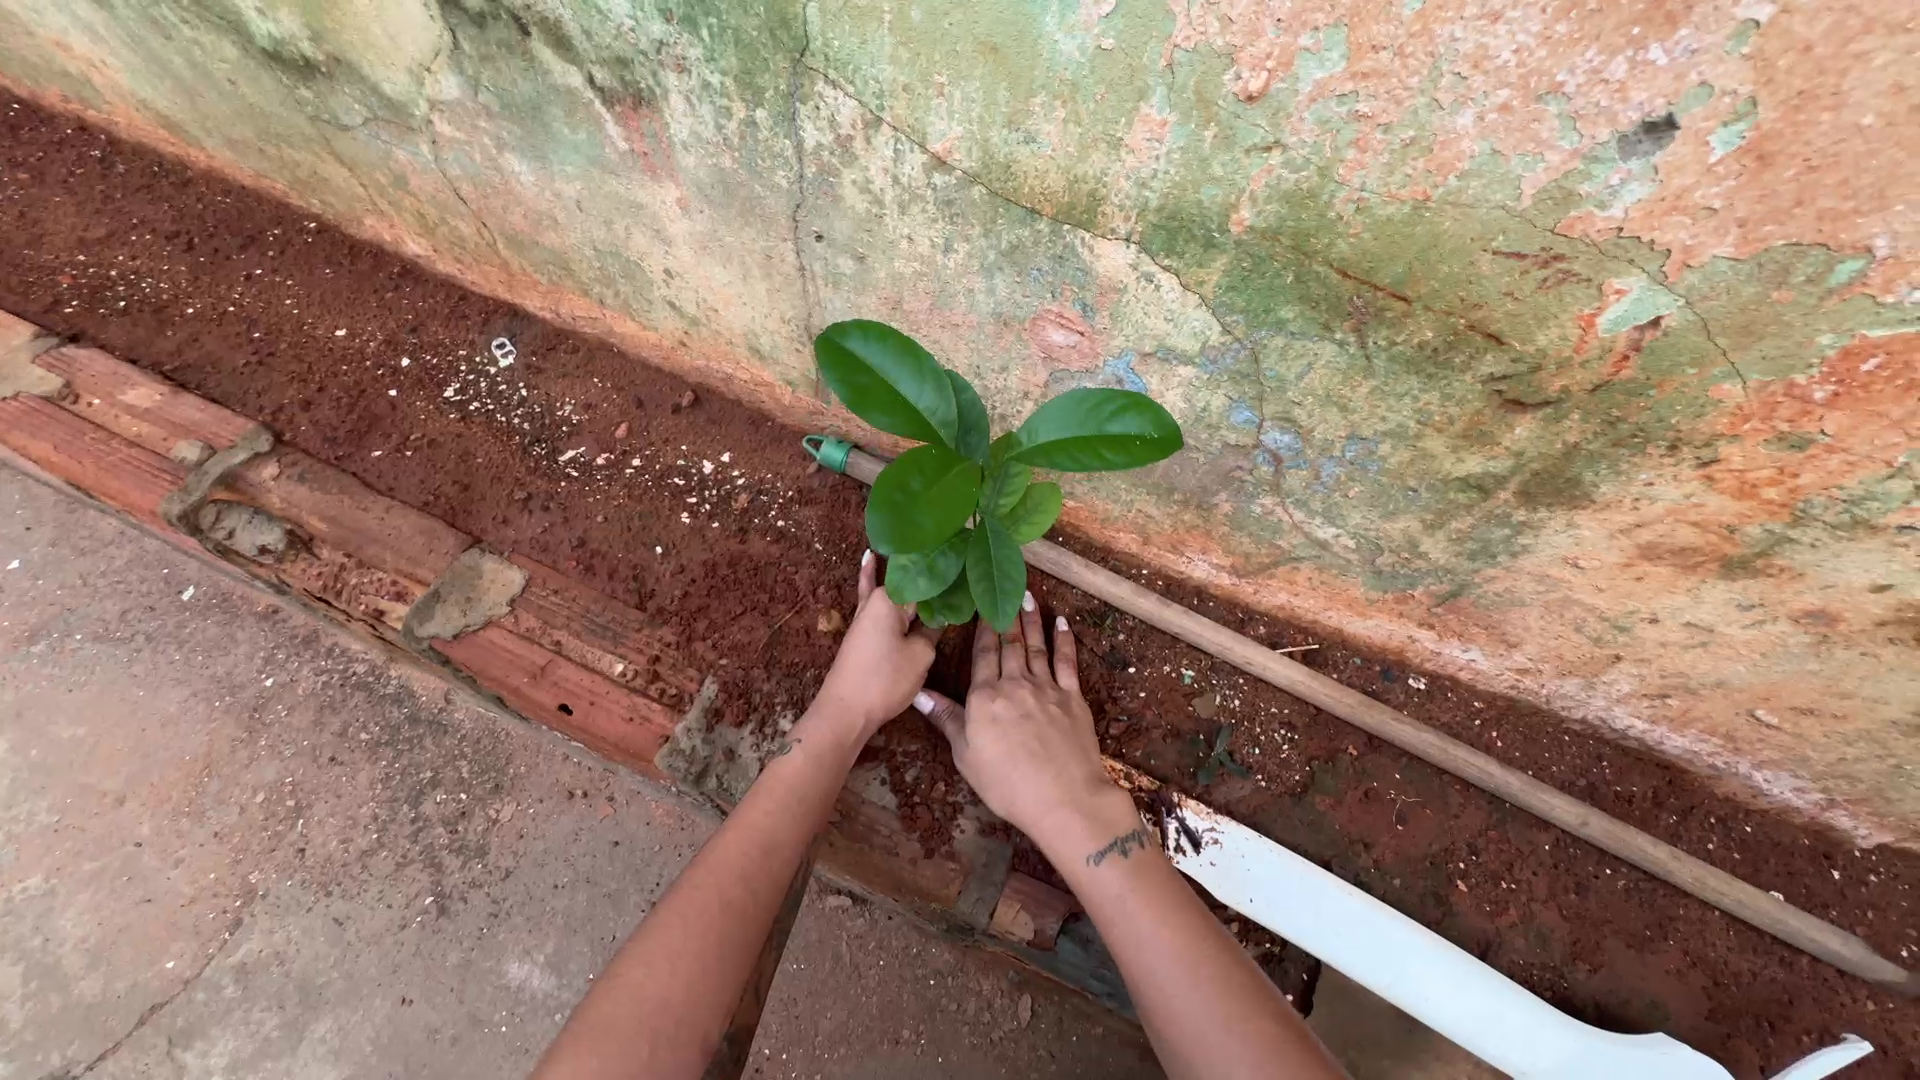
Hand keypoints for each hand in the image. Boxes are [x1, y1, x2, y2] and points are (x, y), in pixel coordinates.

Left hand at [809, 550, 939, 743]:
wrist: (846, 711)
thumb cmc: (884, 679)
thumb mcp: (920, 654)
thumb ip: (933, 629)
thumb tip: (944, 612)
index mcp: (889, 597)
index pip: (924, 579)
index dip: (946, 577)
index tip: (966, 567)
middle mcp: (875, 599)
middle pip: (909, 583)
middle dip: (930, 576)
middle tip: (958, 563)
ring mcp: (866, 614)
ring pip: (895, 592)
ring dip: (911, 581)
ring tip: (933, 556)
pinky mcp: (863, 630)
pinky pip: (878, 600)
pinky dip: (874, 579)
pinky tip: (870, 558)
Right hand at [914, 593, 1126, 841]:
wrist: (1064, 798)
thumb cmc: (1007, 784)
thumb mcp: (966, 756)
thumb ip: (947, 719)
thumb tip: (919, 693)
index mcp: (985, 697)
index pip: (983, 653)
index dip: (982, 627)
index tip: (981, 604)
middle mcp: (1015, 684)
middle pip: (1009, 643)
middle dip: (1006, 616)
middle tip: (1006, 590)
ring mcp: (1047, 688)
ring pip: (1036, 646)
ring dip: (1031, 620)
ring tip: (1028, 596)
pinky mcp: (1073, 698)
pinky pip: (1066, 661)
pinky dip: (1063, 640)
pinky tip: (1061, 623)